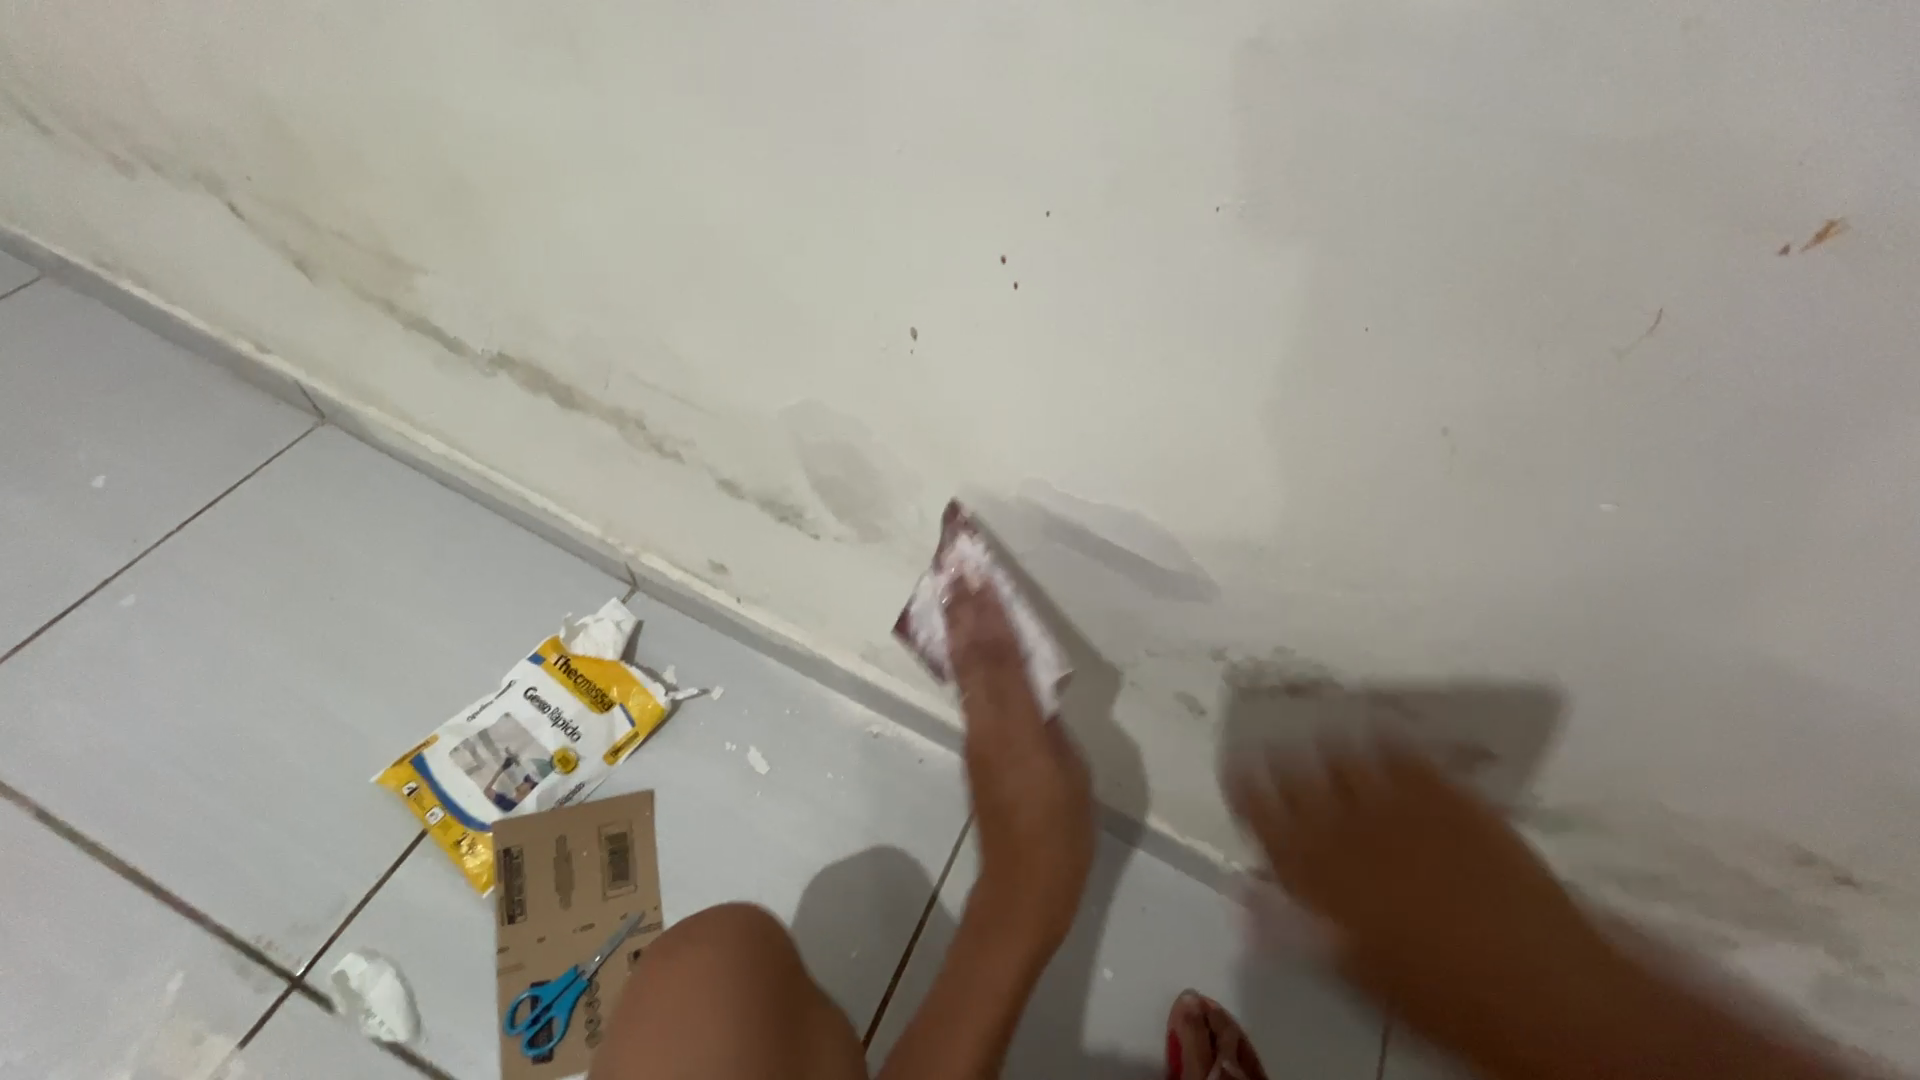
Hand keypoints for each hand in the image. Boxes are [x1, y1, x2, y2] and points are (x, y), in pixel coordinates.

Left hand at [945, 576, 1094, 952]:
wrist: (1023, 886)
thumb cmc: (1063, 832)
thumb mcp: (1072, 771)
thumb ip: (1050, 724)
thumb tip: (1036, 691)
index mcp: (1017, 727)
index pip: (1000, 657)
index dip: (987, 613)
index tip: (976, 574)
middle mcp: (987, 725)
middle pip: (972, 656)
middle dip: (962, 609)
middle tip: (952, 566)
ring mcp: (976, 738)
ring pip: (965, 672)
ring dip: (959, 629)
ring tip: (953, 592)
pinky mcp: (975, 751)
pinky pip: (970, 693)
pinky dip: (966, 660)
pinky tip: (967, 645)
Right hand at [1226, 740, 1618, 1055]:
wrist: (1546, 988)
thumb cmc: (1439, 994)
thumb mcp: (1355, 970)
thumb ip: (1298, 921)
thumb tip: (1248, 890)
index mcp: (1319, 874)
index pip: (1262, 814)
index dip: (1244, 785)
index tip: (1234, 765)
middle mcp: (1351, 828)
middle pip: (1299, 777)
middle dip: (1281, 759)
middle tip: (1272, 745)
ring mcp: (1404, 807)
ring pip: (1347, 758)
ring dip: (1329, 748)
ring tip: (1323, 738)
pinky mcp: (1453, 798)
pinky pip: (1408, 756)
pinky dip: (1388, 744)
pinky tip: (1381, 736)